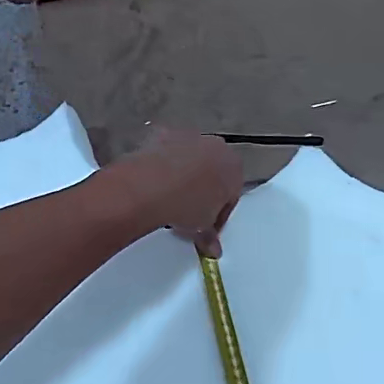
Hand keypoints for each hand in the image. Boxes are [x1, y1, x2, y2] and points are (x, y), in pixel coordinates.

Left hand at [102, 128, 242, 256]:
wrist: (149, 186)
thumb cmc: (187, 206)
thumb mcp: (202, 226)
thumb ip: (210, 236)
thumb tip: (213, 249)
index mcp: (234, 167)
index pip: (232, 194)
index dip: (219, 213)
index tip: (207, 226)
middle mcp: (216, 146)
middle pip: (213, 172)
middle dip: (203, 190)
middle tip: (188, 212)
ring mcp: (189, 136)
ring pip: (190, 159)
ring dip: (183, 175)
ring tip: (168, 199)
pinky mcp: (162, 133)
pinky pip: (166, 152)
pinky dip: (162, 164)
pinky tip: (152, 182)